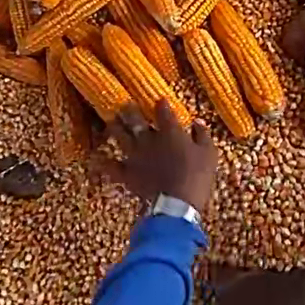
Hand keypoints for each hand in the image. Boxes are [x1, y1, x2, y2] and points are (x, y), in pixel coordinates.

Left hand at [93, 101, 216, 211]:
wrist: (177, 203)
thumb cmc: (197, 176)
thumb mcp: (209, 153)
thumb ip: (203, 135)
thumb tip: (198, 122)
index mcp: (169, 131)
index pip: (163, 110)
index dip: (161, 103)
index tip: (160, 101)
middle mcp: (148, 138)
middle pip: (134, 118)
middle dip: (129, 110)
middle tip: (125, 105)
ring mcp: (135, 155)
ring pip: (120, 135)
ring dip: (115, 127)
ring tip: (111, 121)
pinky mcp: (127, 173)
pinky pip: (110, 166)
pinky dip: (102, 162)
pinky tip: (95, 159)